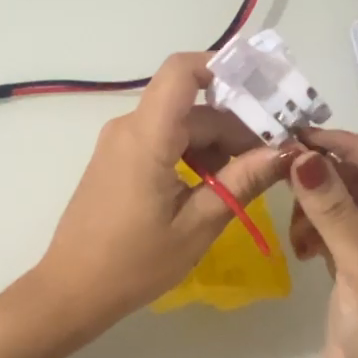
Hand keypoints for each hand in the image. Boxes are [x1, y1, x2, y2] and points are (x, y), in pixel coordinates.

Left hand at [34, 53, 294, 327]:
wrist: (72, 290)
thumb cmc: (134, 264)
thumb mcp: (197, 226)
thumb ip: (241, 181)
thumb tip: (285, 151)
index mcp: (146, 137)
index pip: (183, 71)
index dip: (225, 67)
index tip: (265, 92)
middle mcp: (129, 128)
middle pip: (192, 105)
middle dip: (236, 124)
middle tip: (273, 158)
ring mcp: (119, 143)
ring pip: (180, 123)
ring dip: (216, 143)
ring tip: (246, 180)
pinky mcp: (116, 160)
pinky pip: (162, 140)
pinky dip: (192, 153)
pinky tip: (213, 186)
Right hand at [287, 129, 357, 357]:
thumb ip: (333, 208)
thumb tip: (301, 157)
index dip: (348, 145)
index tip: (302, 135)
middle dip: (325, 178)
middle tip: (283, 173)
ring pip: (343, 203)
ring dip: (315, 209)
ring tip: (297, 231)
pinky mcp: (356, 264)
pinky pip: (332, 229)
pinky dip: (313, 232)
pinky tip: (301, 250)